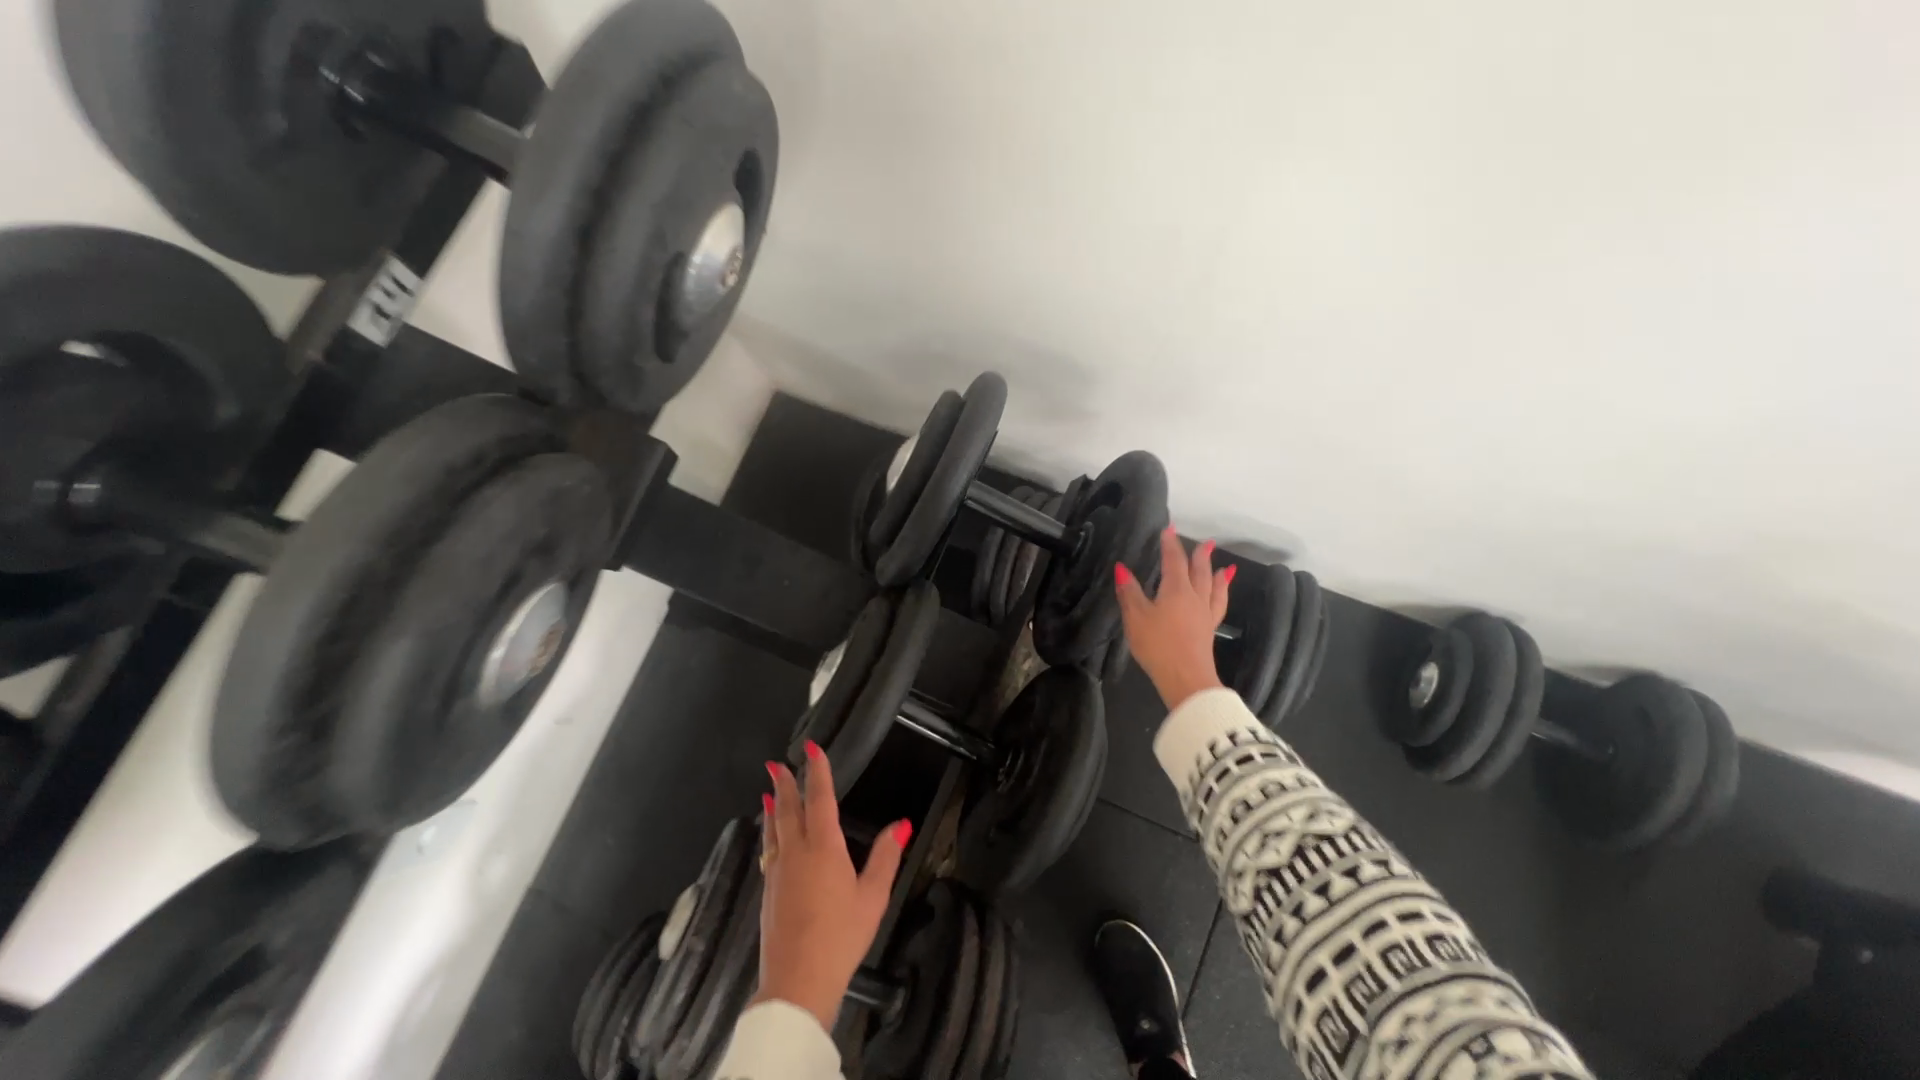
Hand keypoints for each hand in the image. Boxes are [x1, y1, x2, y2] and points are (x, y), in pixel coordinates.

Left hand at [752, 742, 910, 1030]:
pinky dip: (768, 832)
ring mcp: (777, 872)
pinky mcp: (768, 892)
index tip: (811, 749)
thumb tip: (902, 824)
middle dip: (784, 784)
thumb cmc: (841, 936)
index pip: (820, 799)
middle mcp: (795, 852)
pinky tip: (771, 839)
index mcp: (823, 848)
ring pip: (773, 828)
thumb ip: (886, 858)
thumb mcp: (873, 897)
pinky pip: (768, 849)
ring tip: (769, 791)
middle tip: (777, 763)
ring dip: (772, 806)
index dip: (818, 772)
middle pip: (788, 809)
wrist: (797, 979)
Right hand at [1115, 524, 1233, 709]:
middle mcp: (1194, 597)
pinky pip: (1219, 604)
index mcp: (1176, 590)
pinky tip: (1221, 595)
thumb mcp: (1136, 618)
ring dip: (1216, 574)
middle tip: (1205, 543)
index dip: (1170, 544)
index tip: (1169, 530)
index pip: (1173, 561)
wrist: (1186, 678)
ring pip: (1213, 587)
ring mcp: (1205, 614)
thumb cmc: (1158, 645)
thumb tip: (1122, 568)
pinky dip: (1222, 594)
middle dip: (1199, 555)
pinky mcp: (1209, 630)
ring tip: (1223, 566)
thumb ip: (1129, 592)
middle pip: (1199, 571)